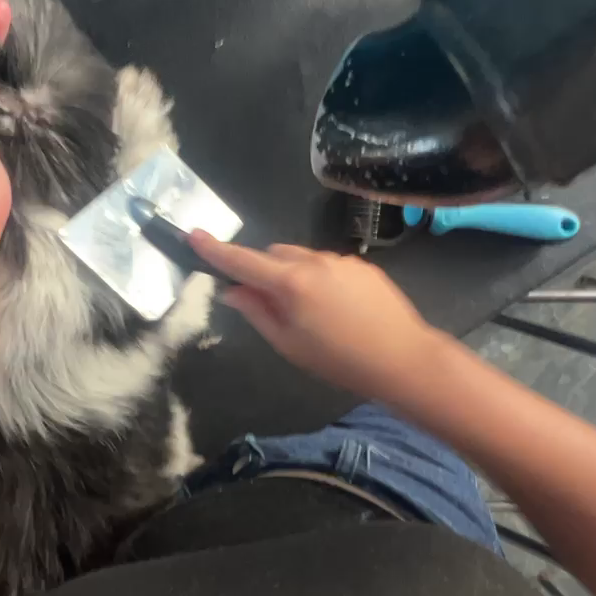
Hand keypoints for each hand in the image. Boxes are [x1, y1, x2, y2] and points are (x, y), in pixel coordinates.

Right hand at [189, 233, 449, 402]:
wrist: (403, 358)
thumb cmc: (339, 360)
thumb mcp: (288, 344)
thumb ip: (256, 312)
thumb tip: (232, 290)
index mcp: (291, 282)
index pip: (243, 261)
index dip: (215, 250)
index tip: (192, 235)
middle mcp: (315, 261)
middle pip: (274, 254)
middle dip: (264, 271)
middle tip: (270, 306)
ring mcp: (342, 260)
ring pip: (302, 258)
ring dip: (294, 276)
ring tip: (313, 315)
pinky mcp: (363, 266)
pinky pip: (328, 265)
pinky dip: (320, 280)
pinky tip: (338, 311)